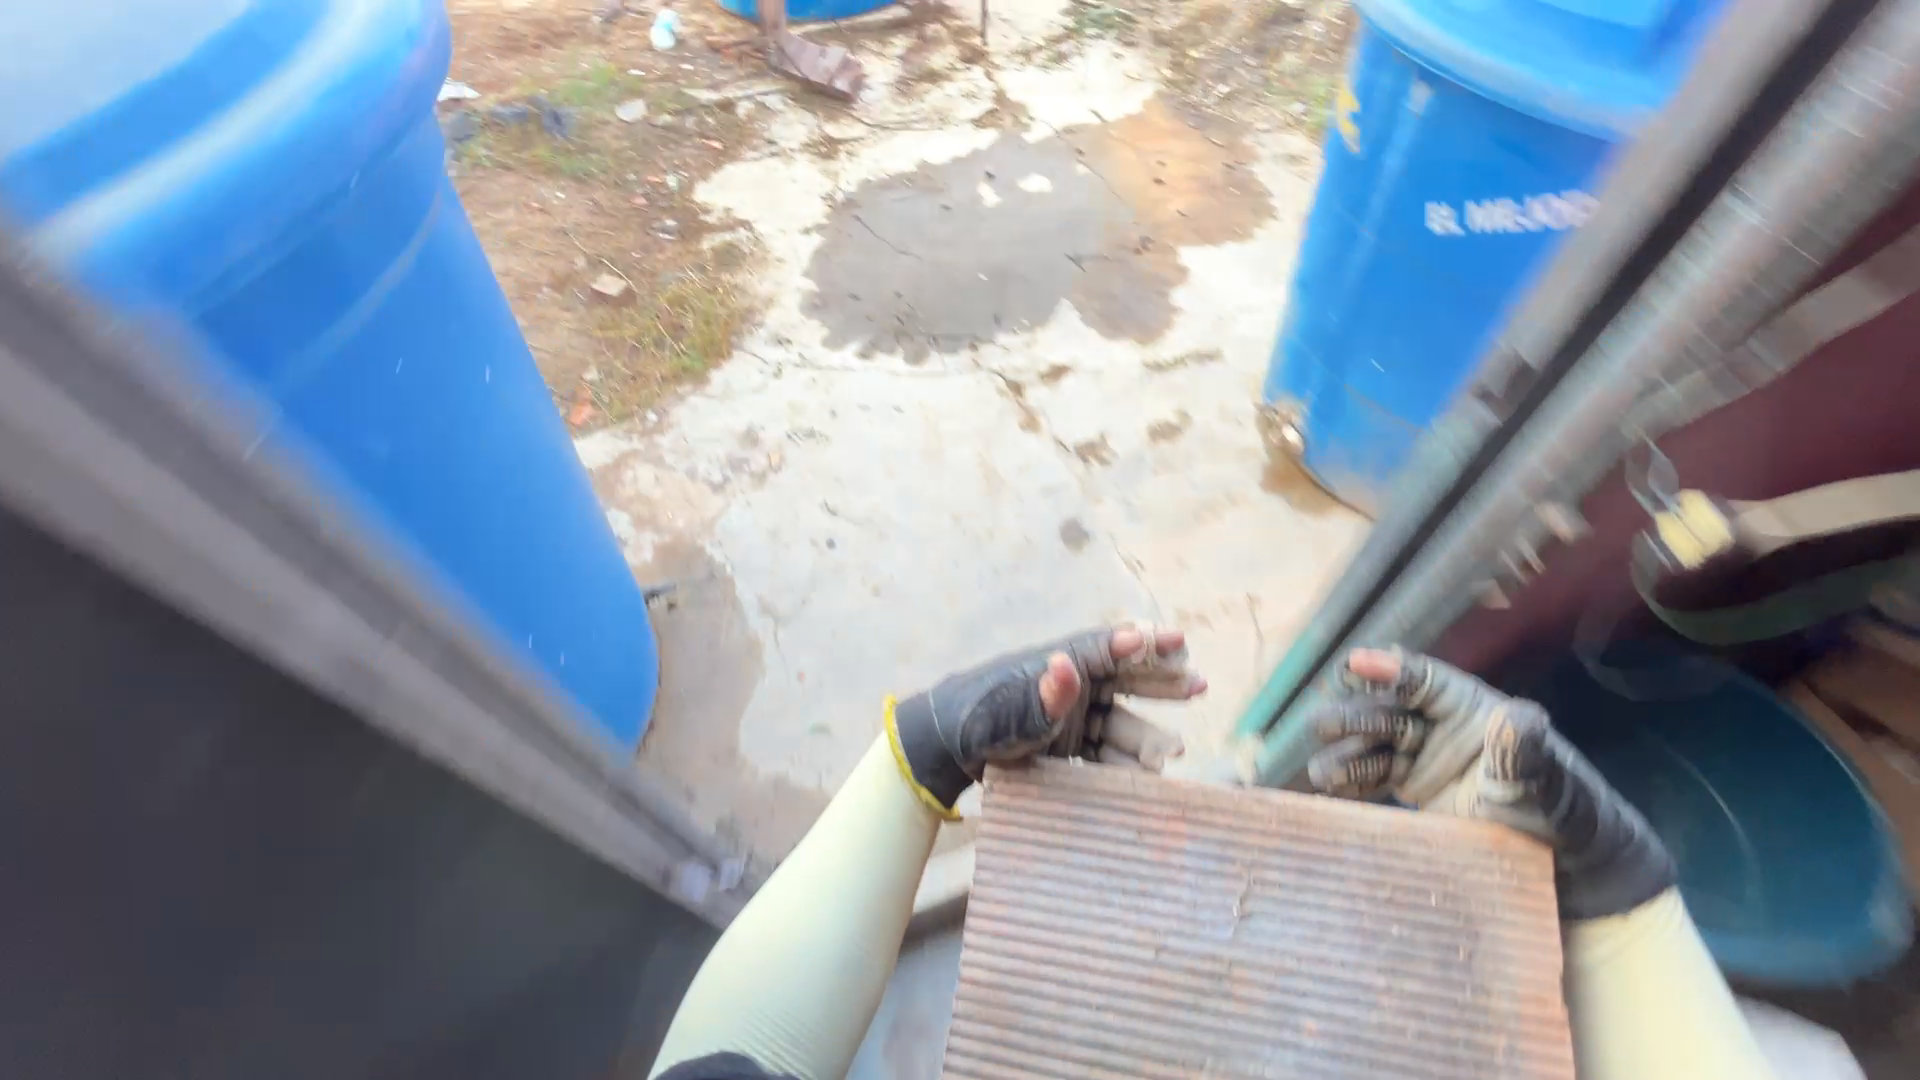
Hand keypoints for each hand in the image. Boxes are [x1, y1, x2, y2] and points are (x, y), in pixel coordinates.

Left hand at [888, 625, 1204, 814]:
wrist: (946, 751)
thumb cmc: (976, 718)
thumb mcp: (1010, 711)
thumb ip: (1042, 696)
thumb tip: (1065, 663)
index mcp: (1058, 665)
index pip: (1107, 648)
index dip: (1144, 644)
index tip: (1178, 641)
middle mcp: (1069, 688)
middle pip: (1124, 681)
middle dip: (1161, 683)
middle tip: (1198, 686)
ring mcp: (1070, 720)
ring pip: (1119, 724)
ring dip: (1147, 737)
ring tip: (1173, 754)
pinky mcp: (1067, 749)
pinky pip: (1104, 755)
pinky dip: (1124, 765)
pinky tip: (1147, 778)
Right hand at [1305, 648, 1675, 919]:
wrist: (1569, 871)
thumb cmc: (1564, 815)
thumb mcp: (1544, 784)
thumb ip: (1523, 753)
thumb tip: (1515, 713)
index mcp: (1472, 710)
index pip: (1423, 681)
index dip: (1388, 669)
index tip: (1352, 661)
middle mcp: (1440, 727)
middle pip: (1386, 711)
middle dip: (1353, 716)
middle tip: (1322, 724)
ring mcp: (1421, 757)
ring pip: (1371, 745)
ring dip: (1343, 753)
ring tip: (1321, 772)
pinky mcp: (1410, 788)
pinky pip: (1371, 777)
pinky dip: (1348, 782)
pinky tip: (1329, 791)